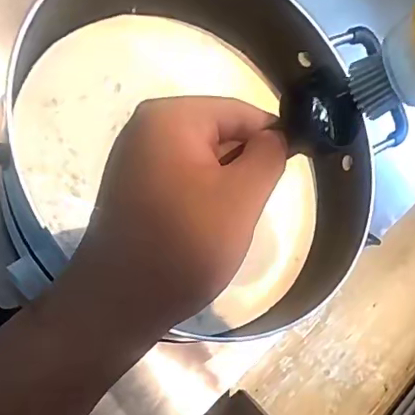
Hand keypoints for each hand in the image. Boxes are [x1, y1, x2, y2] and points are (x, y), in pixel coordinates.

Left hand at [53, 96, 288, 339]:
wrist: (122, 302)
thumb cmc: (186, 245)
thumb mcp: (242, 198)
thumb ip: (268, 156)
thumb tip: (276, 137)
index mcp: (170, 118)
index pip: (241, 112)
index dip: (273, 138)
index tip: (292, 170)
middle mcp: (145, 128)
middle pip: (220, 133)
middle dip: (245, 167)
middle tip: (252, 207)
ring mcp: (134, 160)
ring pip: (203, 161)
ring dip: (225, 188)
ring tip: (228, 224)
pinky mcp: (132, 190)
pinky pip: (182, 181)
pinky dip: (202, 200)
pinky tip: (206, 230)